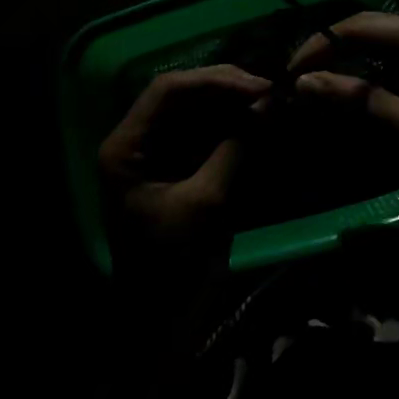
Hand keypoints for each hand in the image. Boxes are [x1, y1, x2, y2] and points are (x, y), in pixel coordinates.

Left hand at [99, 65, 271, 265]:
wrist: (158, 317)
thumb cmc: (171, 263)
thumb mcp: (206, 204)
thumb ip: (237, 149)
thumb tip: (271, 105)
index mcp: (126, 146)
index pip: (168, 90)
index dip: (216, 81)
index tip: (260, 88)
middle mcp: (136, 139)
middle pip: (182, 94)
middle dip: (228, 89)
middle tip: (272, 92)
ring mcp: (156, 152)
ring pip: (196, 110)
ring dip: (233, 103)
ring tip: (272, 102)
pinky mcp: (176, 165)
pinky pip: (204, 132)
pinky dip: (232, 125)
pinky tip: (259, 122)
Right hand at [289, 12, 398, 182]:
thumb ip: (360, 102)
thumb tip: (303, 83)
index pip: (355, 26)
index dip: (314, 49)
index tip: (285, 79)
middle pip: (369, 33)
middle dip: (332, 60)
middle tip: (299, 93)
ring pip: (385, 51)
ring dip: (355, 74)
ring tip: (324, 103)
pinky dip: (380, 84)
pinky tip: (366, 108)